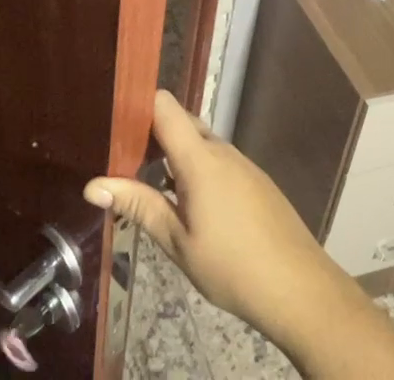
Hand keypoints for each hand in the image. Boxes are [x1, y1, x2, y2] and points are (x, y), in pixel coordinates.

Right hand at [82, 90, 354, 342]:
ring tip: (143, 179)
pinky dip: (195, 169)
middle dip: (150, 133)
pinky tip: (184, 201)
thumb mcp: (177, 241)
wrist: (301, 289)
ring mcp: (243, 165)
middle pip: (181, 122)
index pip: (165, 105)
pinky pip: (218, 162)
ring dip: (173, 154)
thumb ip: (138, 206)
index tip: (110, 118)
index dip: (137, 104)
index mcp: (200, 158)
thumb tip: (92, 185)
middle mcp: (222, 151)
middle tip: (117, 156)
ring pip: (200, 144)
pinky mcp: (255, 182)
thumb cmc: (233, 267)